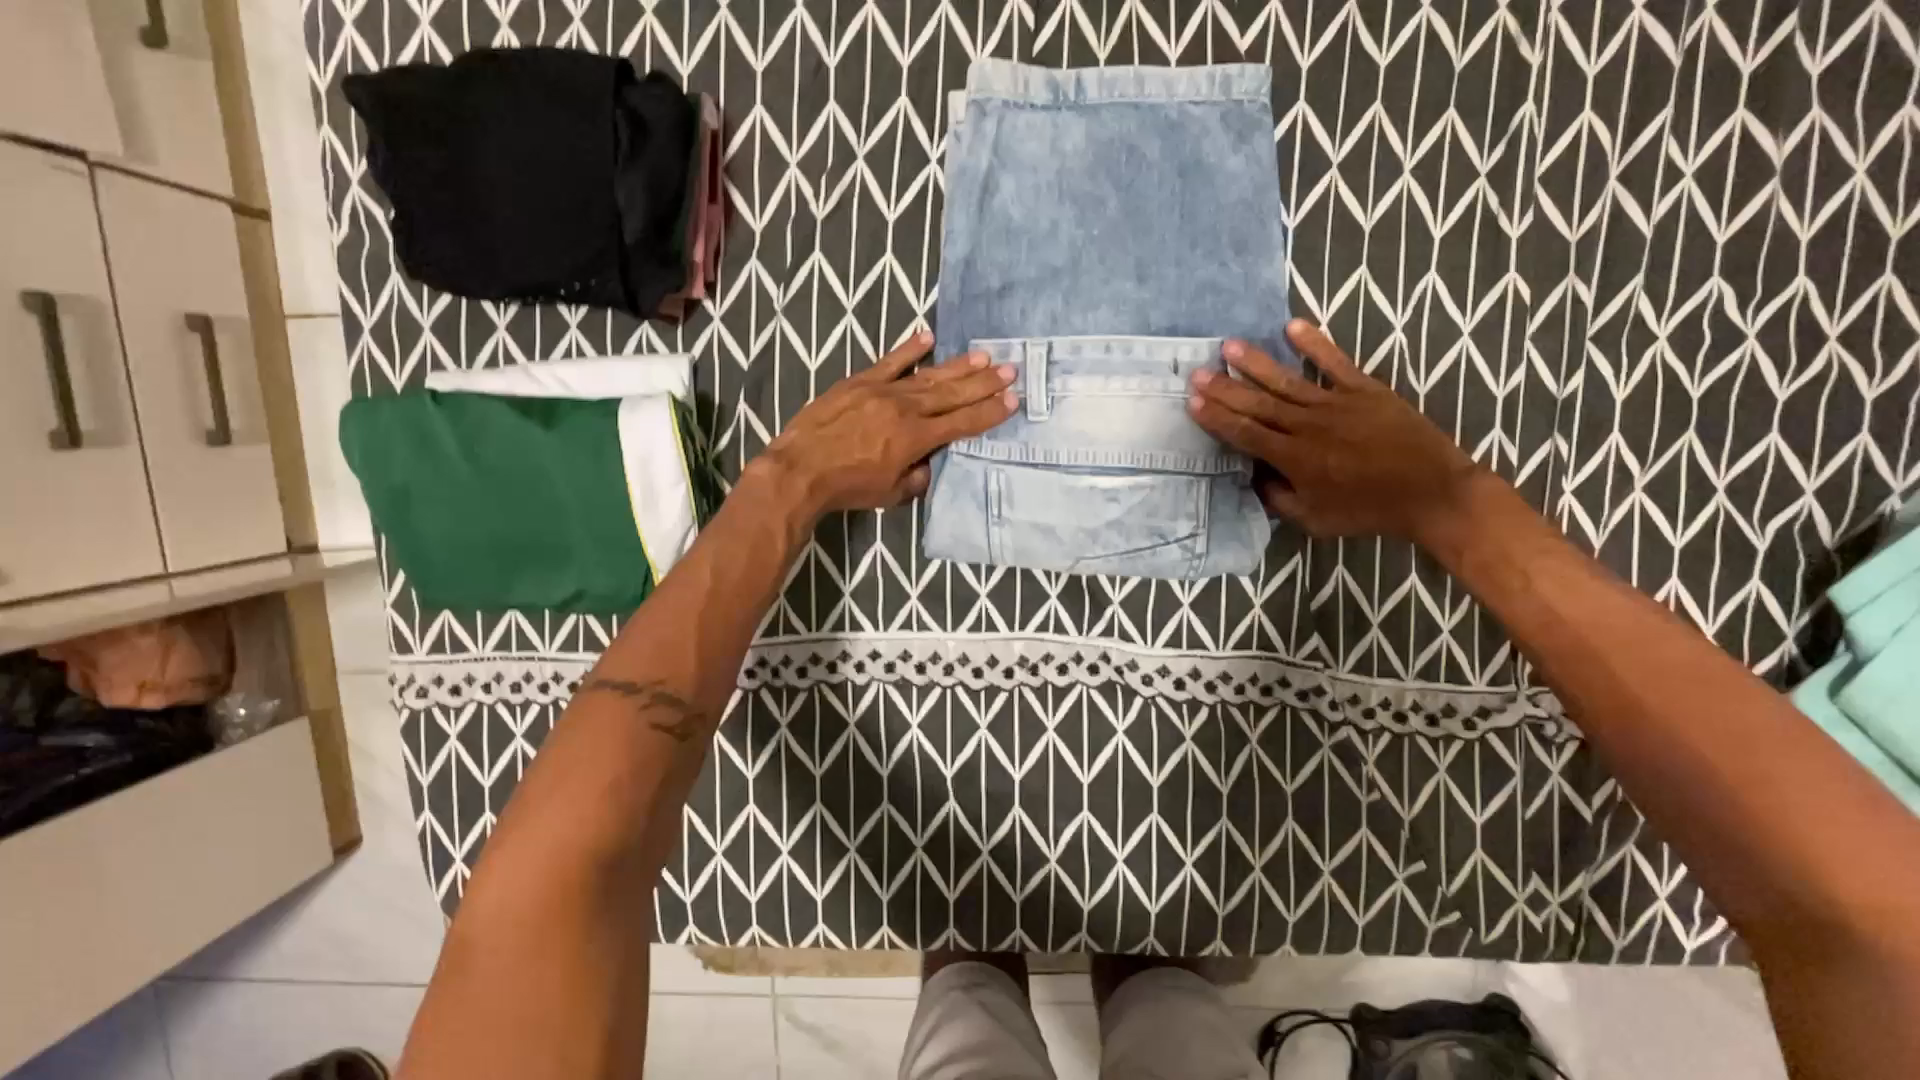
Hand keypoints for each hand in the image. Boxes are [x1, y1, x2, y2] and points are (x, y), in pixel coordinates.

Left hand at [751, 330, 1016, 515]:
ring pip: (928, 375)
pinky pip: (890, 362)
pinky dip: (909, 349)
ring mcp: (882, 391)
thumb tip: (927, 465)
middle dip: (984, 383)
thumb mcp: (890, 494)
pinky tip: (928, 337)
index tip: (1012, 400)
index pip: (962, 423)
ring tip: (983, 356)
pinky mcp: (859, 382)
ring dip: (958, 366)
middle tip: (1010, 369)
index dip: (989, 412)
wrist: (800, 469)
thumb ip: (915, 479)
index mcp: (916, 438)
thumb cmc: (846, 487)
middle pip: (952, 393)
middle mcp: (905, 409)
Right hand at [1187, 319, 1481, 541]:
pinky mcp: (1364, 390)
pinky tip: (1292, 326)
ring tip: (1228, 346)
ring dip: (1255, 363)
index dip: (1217, 418)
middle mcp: (1308, 426)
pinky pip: (1334, 363)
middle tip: (1197, 372)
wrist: (1431, 491)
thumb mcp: (1316, 520)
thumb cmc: (1370, 510)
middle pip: (1258, 404)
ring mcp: (1336, 403)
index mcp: (1294, 459)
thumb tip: (1255, 480)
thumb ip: (1280, 500)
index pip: (1246, 434)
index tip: (1193, 402)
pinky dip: (1314, 344)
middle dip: (1224, 388)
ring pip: (1286, 381)